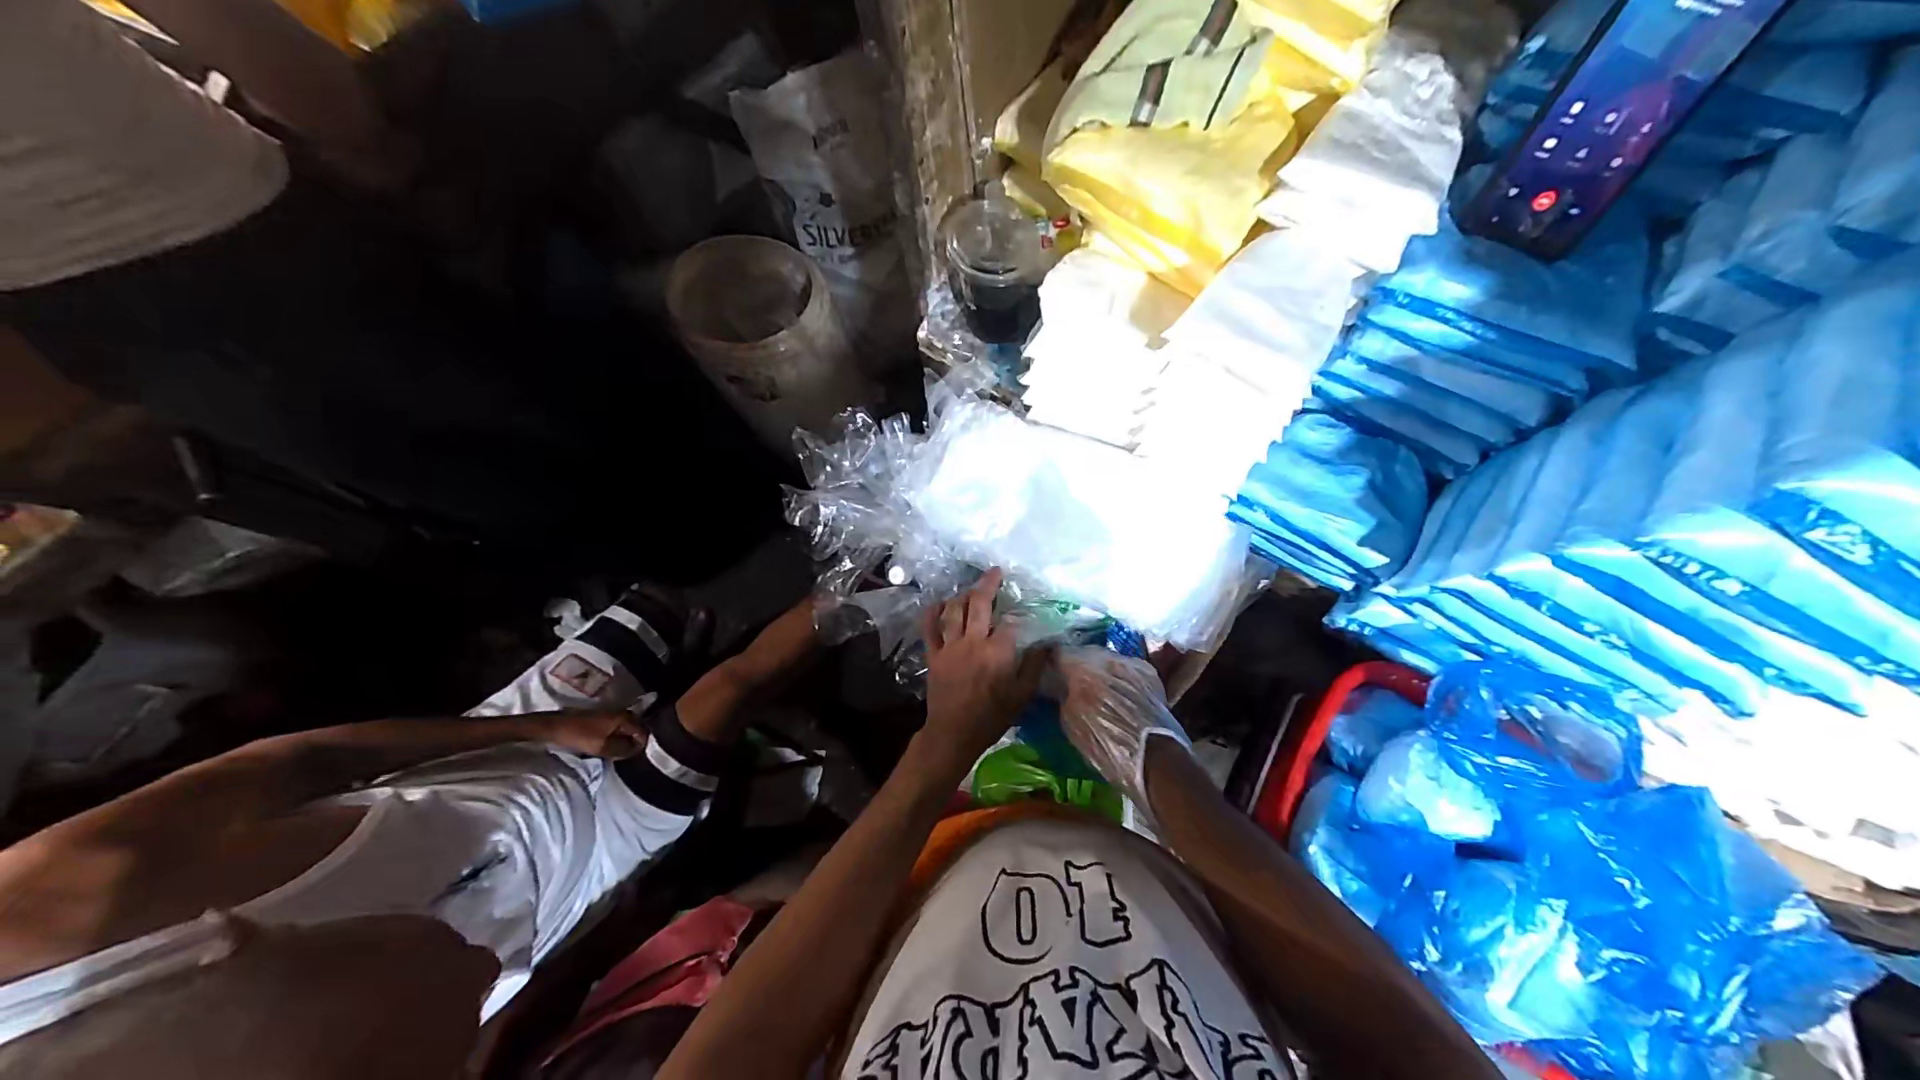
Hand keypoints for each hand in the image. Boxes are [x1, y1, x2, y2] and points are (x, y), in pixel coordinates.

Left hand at [531, 710, 644, 758]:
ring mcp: (612, 714)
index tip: (633, 757)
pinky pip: (617, 729)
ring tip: (617, 753)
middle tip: (626, 756)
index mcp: (625, 718)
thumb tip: (636, 750)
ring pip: (626, 730)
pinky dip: (616, 738)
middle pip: (636, 730)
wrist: (555, 727)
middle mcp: (622, 713)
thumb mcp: (604, 747)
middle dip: (633, 743)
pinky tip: (610, 746)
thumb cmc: (580, 735)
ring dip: (623, 741)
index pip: (643, 732)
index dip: (640, 746)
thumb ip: (623, 749)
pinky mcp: (603, 718)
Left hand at [920, 569, 1049, 768]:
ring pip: (954, 610)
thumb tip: (1049, 644)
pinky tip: (939, 602)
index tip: (1023, 609)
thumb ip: (1035, 666)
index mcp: (997, 652)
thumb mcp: (1022, 695)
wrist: (954, 733)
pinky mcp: (933, 655)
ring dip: (963, 595)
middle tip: (995, 572)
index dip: (1018, 613)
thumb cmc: (992, 717)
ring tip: (972, 589)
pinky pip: (929, 627)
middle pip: (979, 604)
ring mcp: (950, 647)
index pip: (1010, 622)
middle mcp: (973, 642)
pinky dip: (932, 612)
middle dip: (988, 584)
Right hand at [1053, 646, 1191, 810]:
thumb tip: (1056, 685)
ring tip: (1094, 687)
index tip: (1045, 673)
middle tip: (1067, 681)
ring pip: (1105, 658)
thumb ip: (1061, 696)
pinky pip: (1125, 666)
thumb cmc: (1106, 745)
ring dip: (1097, 669)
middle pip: (1083, 653)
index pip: (1057, 653)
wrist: (1154, 756)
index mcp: (1081, 670)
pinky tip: (1117, 691)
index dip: (1049, 662)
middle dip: (1074, 665)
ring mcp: (1130, 662)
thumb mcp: (1070, 723)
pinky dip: (1117, 675)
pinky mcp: (1148, 672)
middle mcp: (1106, 658)